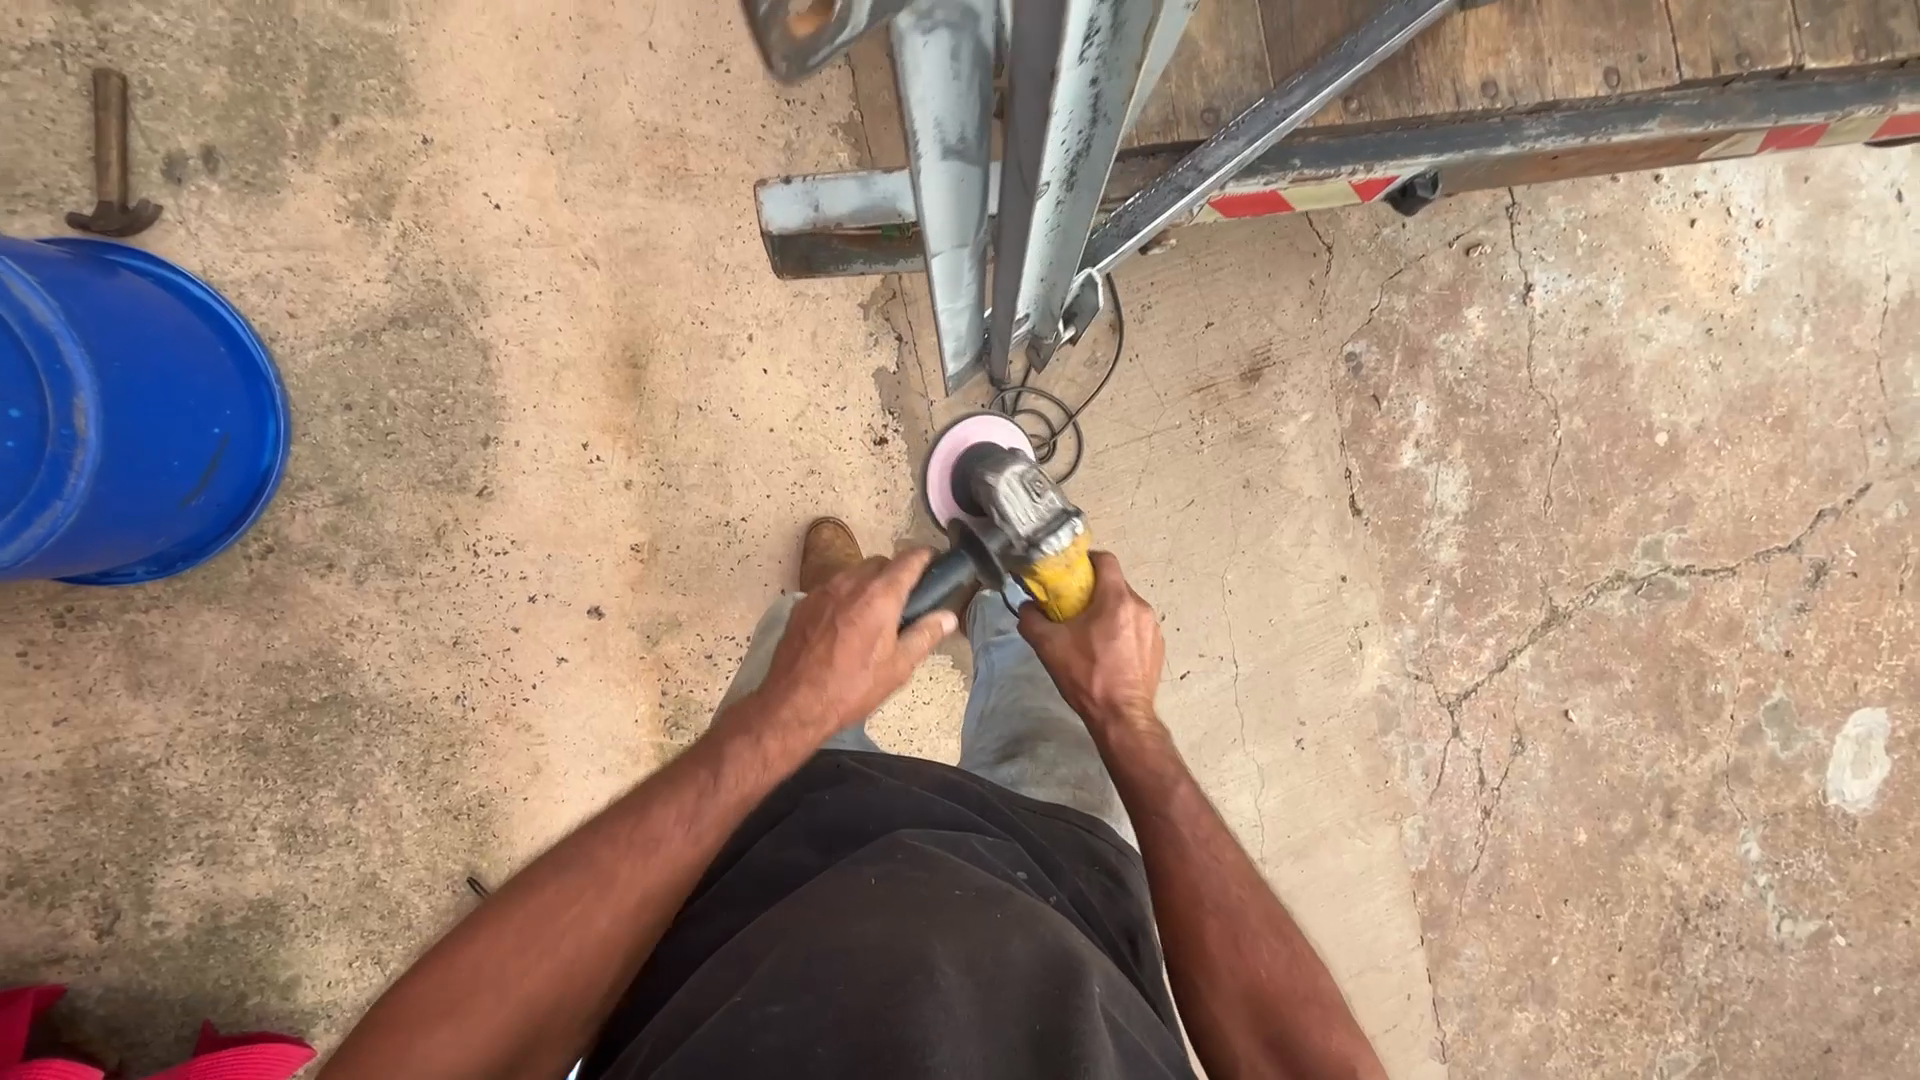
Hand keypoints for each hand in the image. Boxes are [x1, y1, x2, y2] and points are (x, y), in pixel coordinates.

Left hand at [731, 549, 956, 745]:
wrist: (793, 703)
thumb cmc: (851, 688)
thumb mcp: (898, 667)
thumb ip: (925, 635)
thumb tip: (948, 617)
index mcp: (880, 596)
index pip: (909, 559)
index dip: (925, 557)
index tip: (934, 563)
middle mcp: (851, 583)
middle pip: (881, 562)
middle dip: (896, 574)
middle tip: (905, 602)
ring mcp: (823, 590)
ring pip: (854, 573)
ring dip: (869, 584)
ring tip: (874, 615)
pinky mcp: (804, 603)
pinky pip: (832, 588)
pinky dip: (845, 596)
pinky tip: (845, 624)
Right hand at [1018, 551, 1164, 729]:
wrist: (1121, 716)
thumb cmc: (1086, 676)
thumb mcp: (1048, 646)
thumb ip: (1031, 620)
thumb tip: (1027, 608)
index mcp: (1116, 599)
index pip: (1105, 560)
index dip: (1087, 561)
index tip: (1071, 574)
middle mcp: (1140, 607)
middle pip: (1115, 585)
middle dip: (1093, 592)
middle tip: (1073, 609)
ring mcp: (1153, 628)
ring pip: (1126, 607)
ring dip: (1108, 613)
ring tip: (1090, 635)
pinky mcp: (1157, 648)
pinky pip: (1136, 628)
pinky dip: (1122, 632)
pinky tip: (1108, 654)